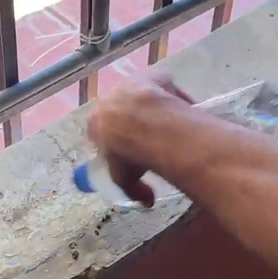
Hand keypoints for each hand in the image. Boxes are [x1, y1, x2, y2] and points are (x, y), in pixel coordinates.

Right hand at [85, 73, 194, 206]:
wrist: (144, 124)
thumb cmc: (127, 153)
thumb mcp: (124, 178)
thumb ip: (134, 190)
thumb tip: (147, 202)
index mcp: (95, 123)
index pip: (101, 131)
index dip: (116, 140)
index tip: (130, 151)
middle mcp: (108, 100)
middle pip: (121, 111)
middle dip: (134, 121)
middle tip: (152, 136)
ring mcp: (129, 85)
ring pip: (141, 96)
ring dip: (151, 106)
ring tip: (170, 123)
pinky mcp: (150, 76)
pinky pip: (161, 84)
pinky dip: (170, 94)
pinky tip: (182, 108)